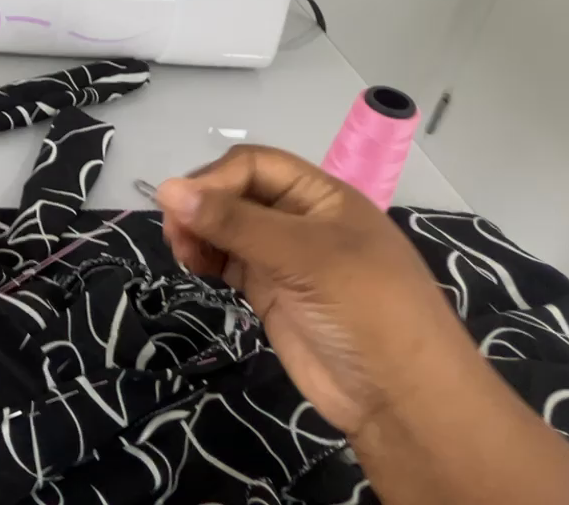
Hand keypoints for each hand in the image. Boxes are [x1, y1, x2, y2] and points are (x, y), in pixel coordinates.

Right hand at [155, 144, 479, 434]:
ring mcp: (283, 256)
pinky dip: (204, 256)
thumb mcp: (303, 257)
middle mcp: (300, 218)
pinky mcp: (269, 289)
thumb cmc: (366, 311)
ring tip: (183, 252)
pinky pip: (226, 258)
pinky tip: (194, 265)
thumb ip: (234, 222)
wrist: (403, 403)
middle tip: (177, 233)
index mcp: (321, 196)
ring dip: (197, 230)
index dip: (215, 179)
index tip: (182, 206)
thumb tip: (165, 189)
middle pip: (235, 191)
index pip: (254, 165)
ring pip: (225, 225)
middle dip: (201, 205)